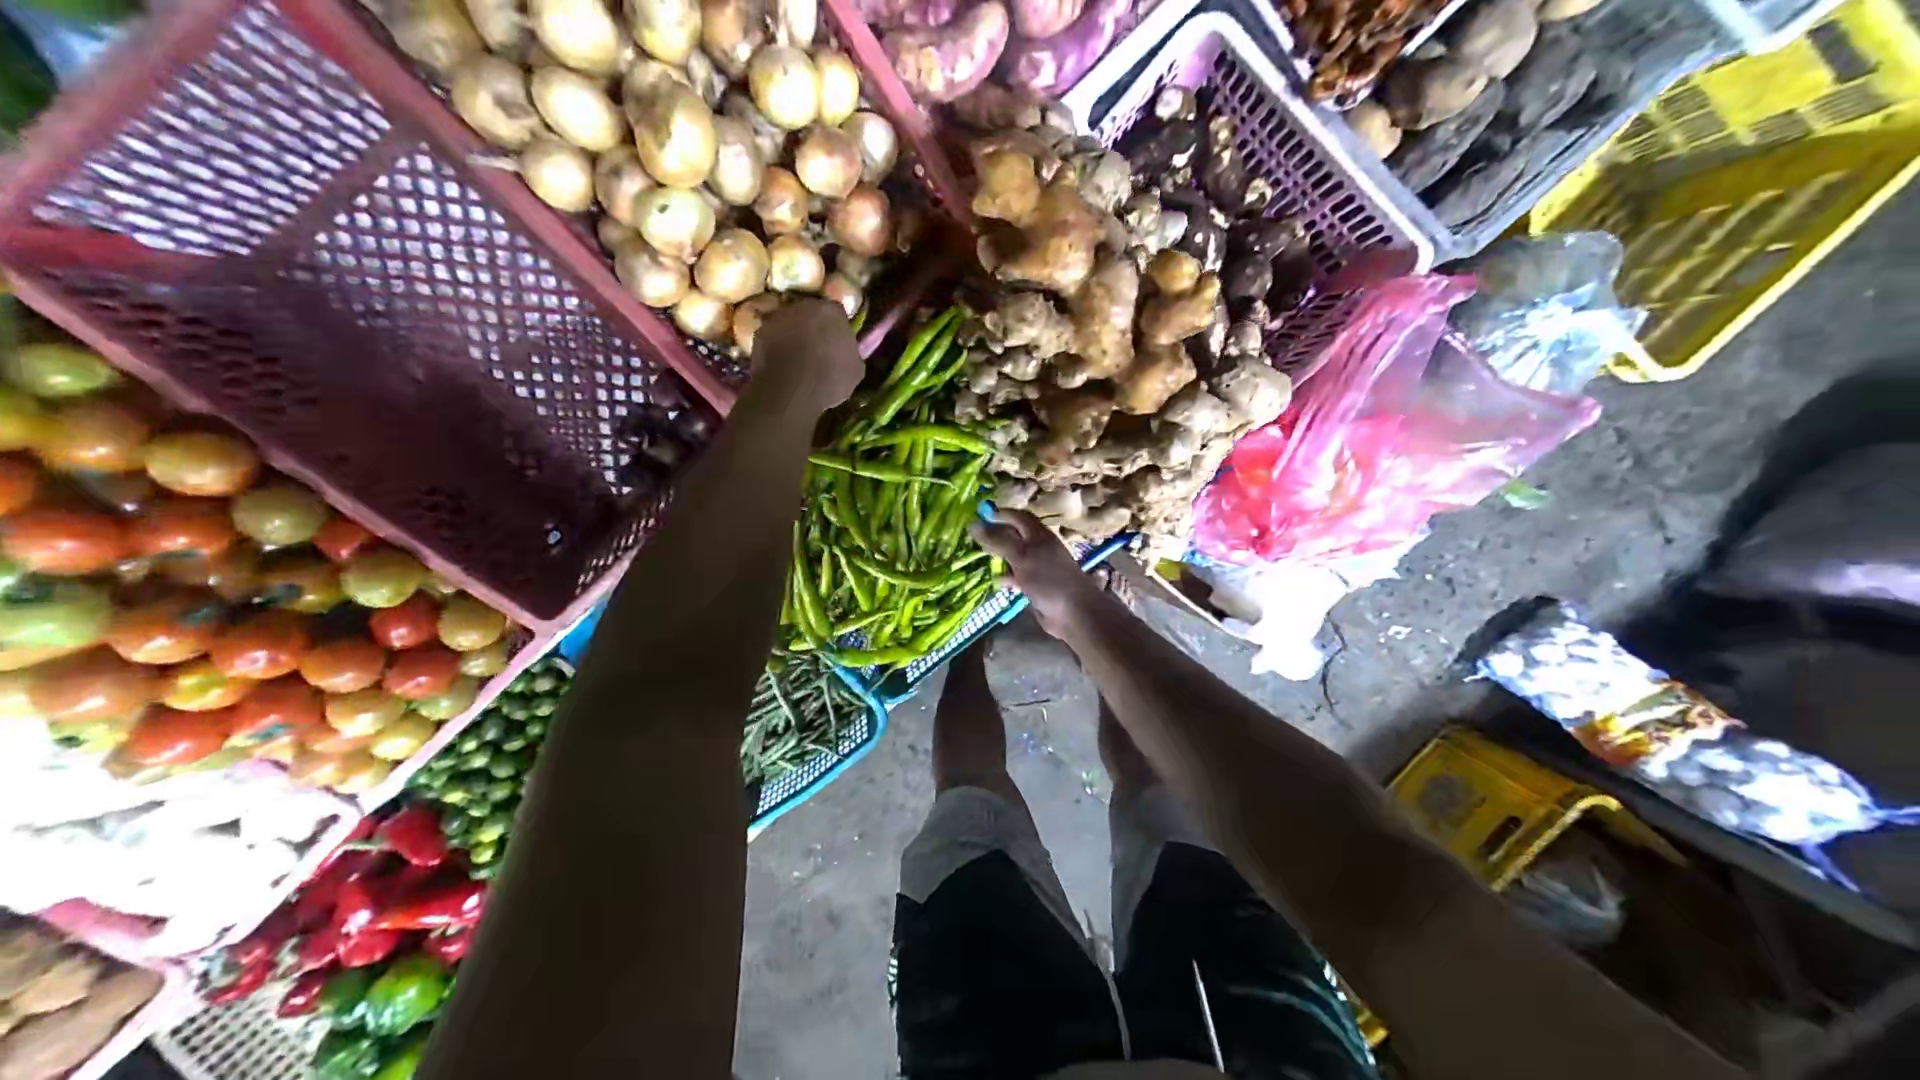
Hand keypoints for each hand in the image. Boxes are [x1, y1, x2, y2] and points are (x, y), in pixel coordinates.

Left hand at [747, 298, 862, 417]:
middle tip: (816, 348)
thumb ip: (852, 353)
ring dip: (793, 334)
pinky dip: (776, 345)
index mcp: (831, 310)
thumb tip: (849, 351)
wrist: (791, 391)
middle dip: (813, 327)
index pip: (837, 313)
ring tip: (796, 357)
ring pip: (790, 322)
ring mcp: (778, 316)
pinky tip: (781, 363)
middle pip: (811, 312)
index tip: (837, 344)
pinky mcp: (760, 331)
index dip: (836, 329)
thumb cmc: (830, 379)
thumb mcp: (855, 370)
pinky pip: (773, 336)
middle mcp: (804, 305)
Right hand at [969, 509, 1108, 639]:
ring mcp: (1038, 567)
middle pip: (1016, 536)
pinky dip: (1006, 577)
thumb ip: (998, 541)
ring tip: (980, 555)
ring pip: (1015, 556)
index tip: (980, 515)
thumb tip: (974, 524)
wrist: (1073, 612)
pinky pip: (1017, 577)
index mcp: (1039, 535)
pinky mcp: (1036, 586)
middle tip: (975, 536)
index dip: (1001, 514)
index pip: (1018, 517)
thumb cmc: (1048, 578)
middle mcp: (1039, 547)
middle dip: (997, 534)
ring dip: (1000, 556)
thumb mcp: (1021, 556)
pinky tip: (995, 580)